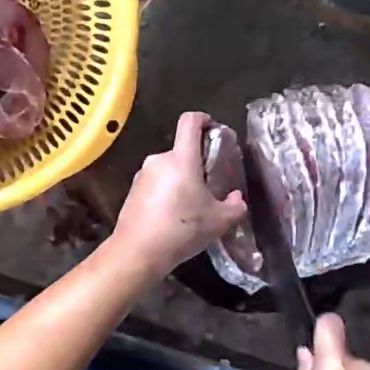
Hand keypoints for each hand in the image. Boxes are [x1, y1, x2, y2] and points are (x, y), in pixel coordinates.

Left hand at [111, 111, 246, 273]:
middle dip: (198, 163)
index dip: (203, 119)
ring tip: (194, 204)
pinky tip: (174, 213)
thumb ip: (234, 205)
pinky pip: (156, 182)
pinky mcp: (133, 189)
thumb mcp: (219, 220)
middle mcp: (158, 160)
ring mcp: (142, 174)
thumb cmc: (182, 229)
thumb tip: (236, 197)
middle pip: (182, 150)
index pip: (189, 122)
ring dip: (182, 179)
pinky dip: (167, 190)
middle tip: (211, 183)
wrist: (138, 250)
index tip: (214, 128)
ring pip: (169, 168)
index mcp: (181, 159)